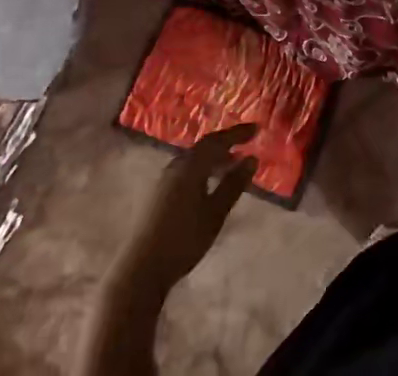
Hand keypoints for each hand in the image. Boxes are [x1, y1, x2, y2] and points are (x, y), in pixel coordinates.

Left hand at [122, 124, 258, 288]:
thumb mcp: (215, 212)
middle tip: (246, 146)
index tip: (257, 128)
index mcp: (190, 166)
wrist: (140, 269)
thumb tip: (251, 159)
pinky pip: (186, 171)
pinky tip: (209, 184)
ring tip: (231, 166)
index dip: (238, 133)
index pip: (217, 141)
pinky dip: (202, 170)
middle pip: (204, 148)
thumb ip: (234, 184)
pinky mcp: (158, 195)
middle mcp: (175, 167)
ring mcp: (164, 181)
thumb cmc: (183, 239)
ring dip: (214, 158)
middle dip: (226, 145)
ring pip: (194, 160)